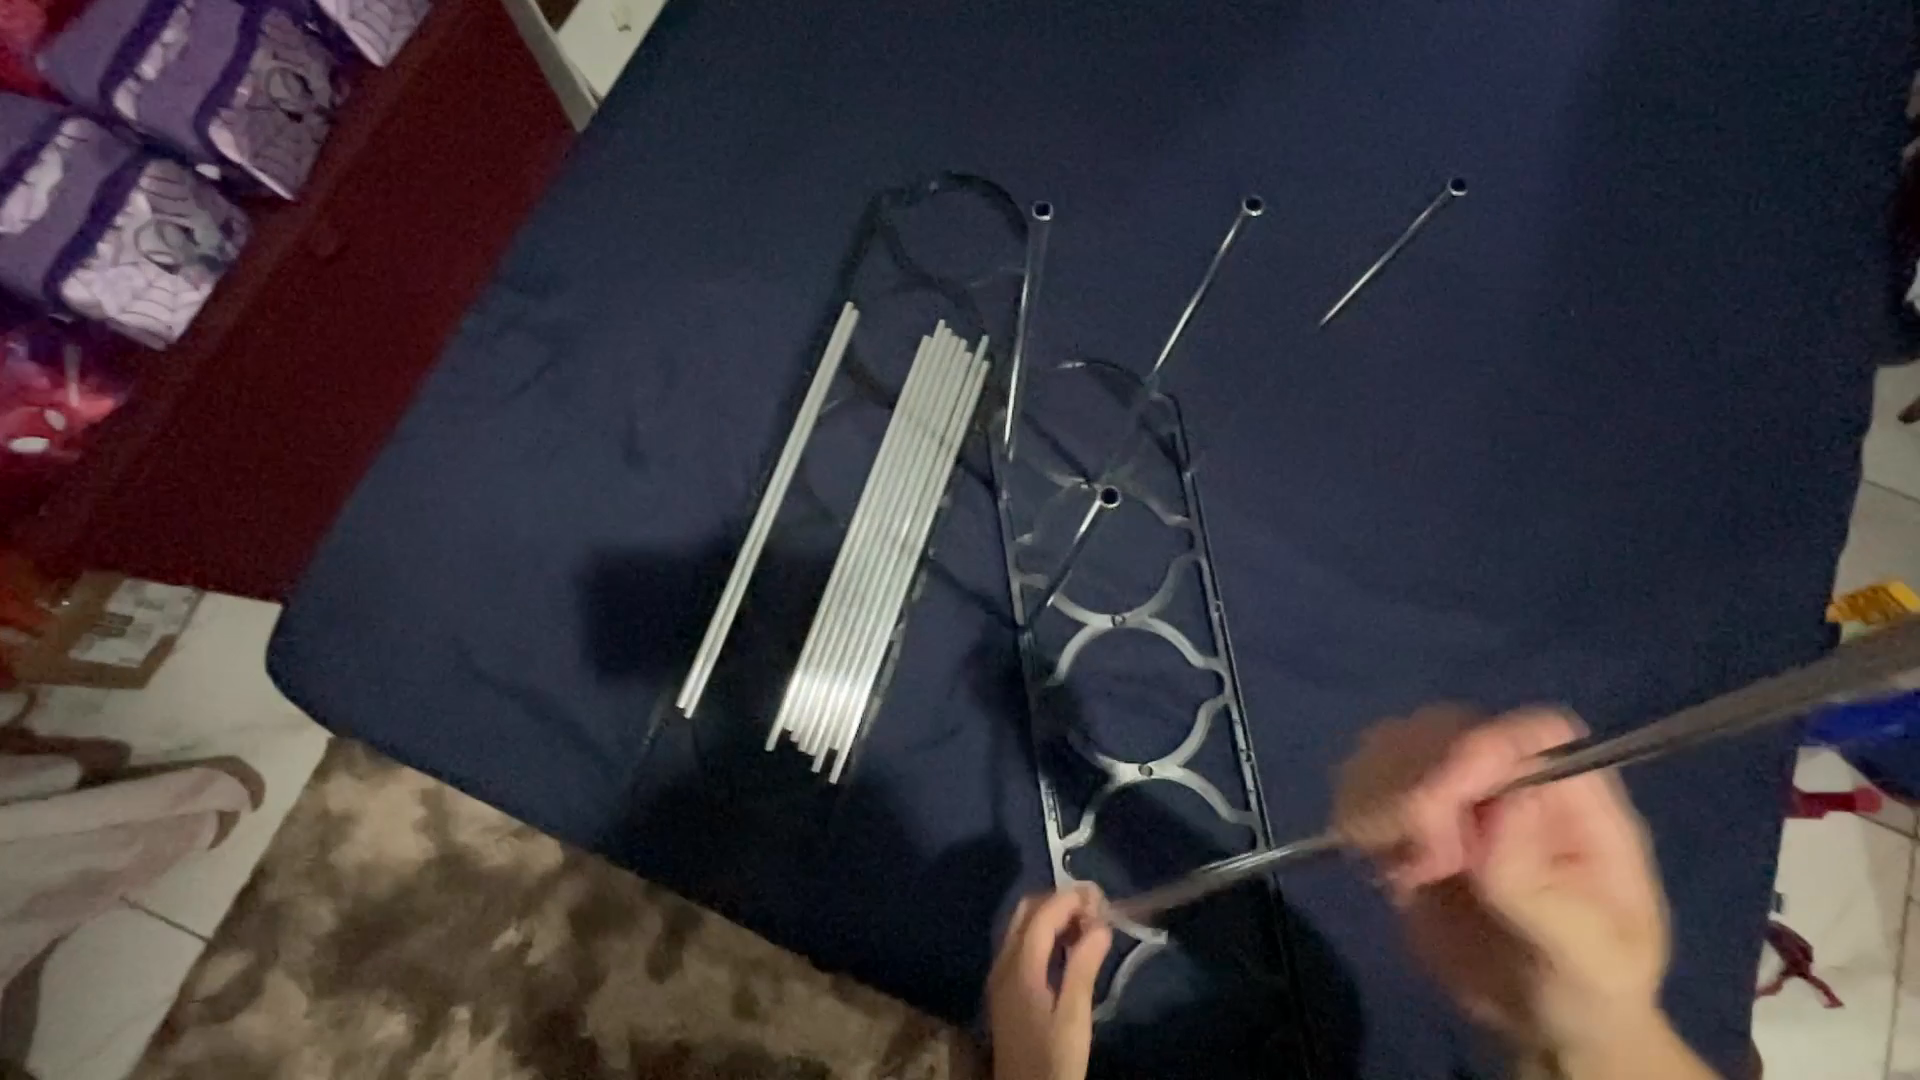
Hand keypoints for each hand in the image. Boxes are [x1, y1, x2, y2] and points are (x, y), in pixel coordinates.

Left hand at [986, 885, 1112, 1079]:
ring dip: (1051, 916)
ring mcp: (1000, 974)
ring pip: (1022, 926)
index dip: (1070, 899)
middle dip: (1059, 902)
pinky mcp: (1004, 988)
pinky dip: (1044, 933)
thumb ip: (1084, 967)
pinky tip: (1068, 947)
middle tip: (1094, 909)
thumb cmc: (1053, 1062)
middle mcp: (1003, 962)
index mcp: (1019, 966)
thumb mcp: (1074, 1018)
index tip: (1100, 895)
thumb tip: (1101, 925)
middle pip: (1027, 912)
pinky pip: (1021, 943)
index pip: (1043, 915)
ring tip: (1087, 925)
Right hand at [1334, 706, 1670, 1058]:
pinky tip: (1384, 865)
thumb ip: (1540, 885)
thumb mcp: (1587, 955)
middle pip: (1443, 730)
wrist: (1535, 1015)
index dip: (1481, 750)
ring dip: (1379, 802)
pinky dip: (1356, 817)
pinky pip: (1359, 779)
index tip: (1440, 804)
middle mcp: (1507, 777)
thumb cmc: (1585, 984)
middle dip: (1418, 785)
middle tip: (1429, 859)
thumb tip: (1501, 807)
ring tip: (1408, 869)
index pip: (1529, 734)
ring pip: (1391, 746)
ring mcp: (1448, 788)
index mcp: (1575, 799)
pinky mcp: (1399, 810)